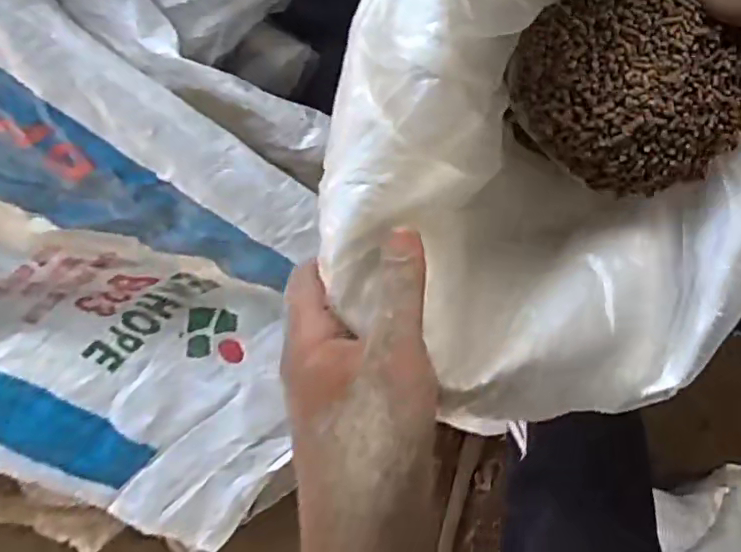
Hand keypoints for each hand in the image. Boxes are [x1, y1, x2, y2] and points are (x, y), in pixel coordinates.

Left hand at [284, 230, 437, 551]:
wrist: (373, 527)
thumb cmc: (373, 433)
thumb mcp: (392, 353)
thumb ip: (399, 292)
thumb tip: (399, 229)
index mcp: (307, 345)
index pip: (310, 277)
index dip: (341, 246)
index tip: (383, 218)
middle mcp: (316, 362)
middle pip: (337, 300)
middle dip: (372, 270)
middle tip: (417, 237)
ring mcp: (339, 388)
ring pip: (362, 328)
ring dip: (389, 302)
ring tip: (430, 272)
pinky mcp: (364, 408)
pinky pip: (378, 354)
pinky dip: (400, 333)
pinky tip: (433, 325)